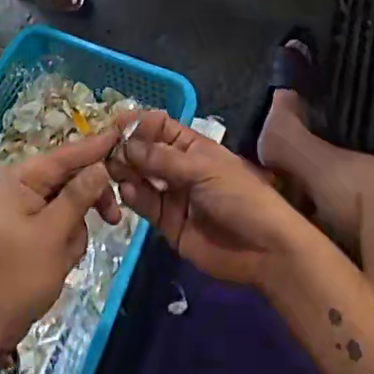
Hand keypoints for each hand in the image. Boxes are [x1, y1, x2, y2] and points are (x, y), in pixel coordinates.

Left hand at [0, 129, 122, 346]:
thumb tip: (100, 167)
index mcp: (22, 179)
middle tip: (114, 217)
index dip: (94, 146)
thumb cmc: (19, 274)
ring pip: (70, 203)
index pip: (65, 155)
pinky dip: (68, 240)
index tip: (122, 134)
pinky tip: (62, 260)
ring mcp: (28, 207)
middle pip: (70, 178)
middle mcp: (24, 186)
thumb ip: (78, 197)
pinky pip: (62, 223)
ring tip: (68, 254)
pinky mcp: (33, 229)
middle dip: (89, 200)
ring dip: (76, 228)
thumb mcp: (52, 234)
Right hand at [108, 110, 306, 288]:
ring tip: (114, 171)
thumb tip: (126, 144)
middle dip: (126, 148)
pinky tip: (127, 191)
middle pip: (143, 151)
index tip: (115, 127)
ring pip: (138, 177)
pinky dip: (132, 196)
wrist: (265, 250)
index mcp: (190, 145)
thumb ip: (163, 158)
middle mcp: (177, 166)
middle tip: (109, 152)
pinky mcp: (166, 222)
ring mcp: (170, 194)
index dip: (137, 124)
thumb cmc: (239, 196)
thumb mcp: (203, 169)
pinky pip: (143, 204)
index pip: (157, 126)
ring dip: (125, 171)